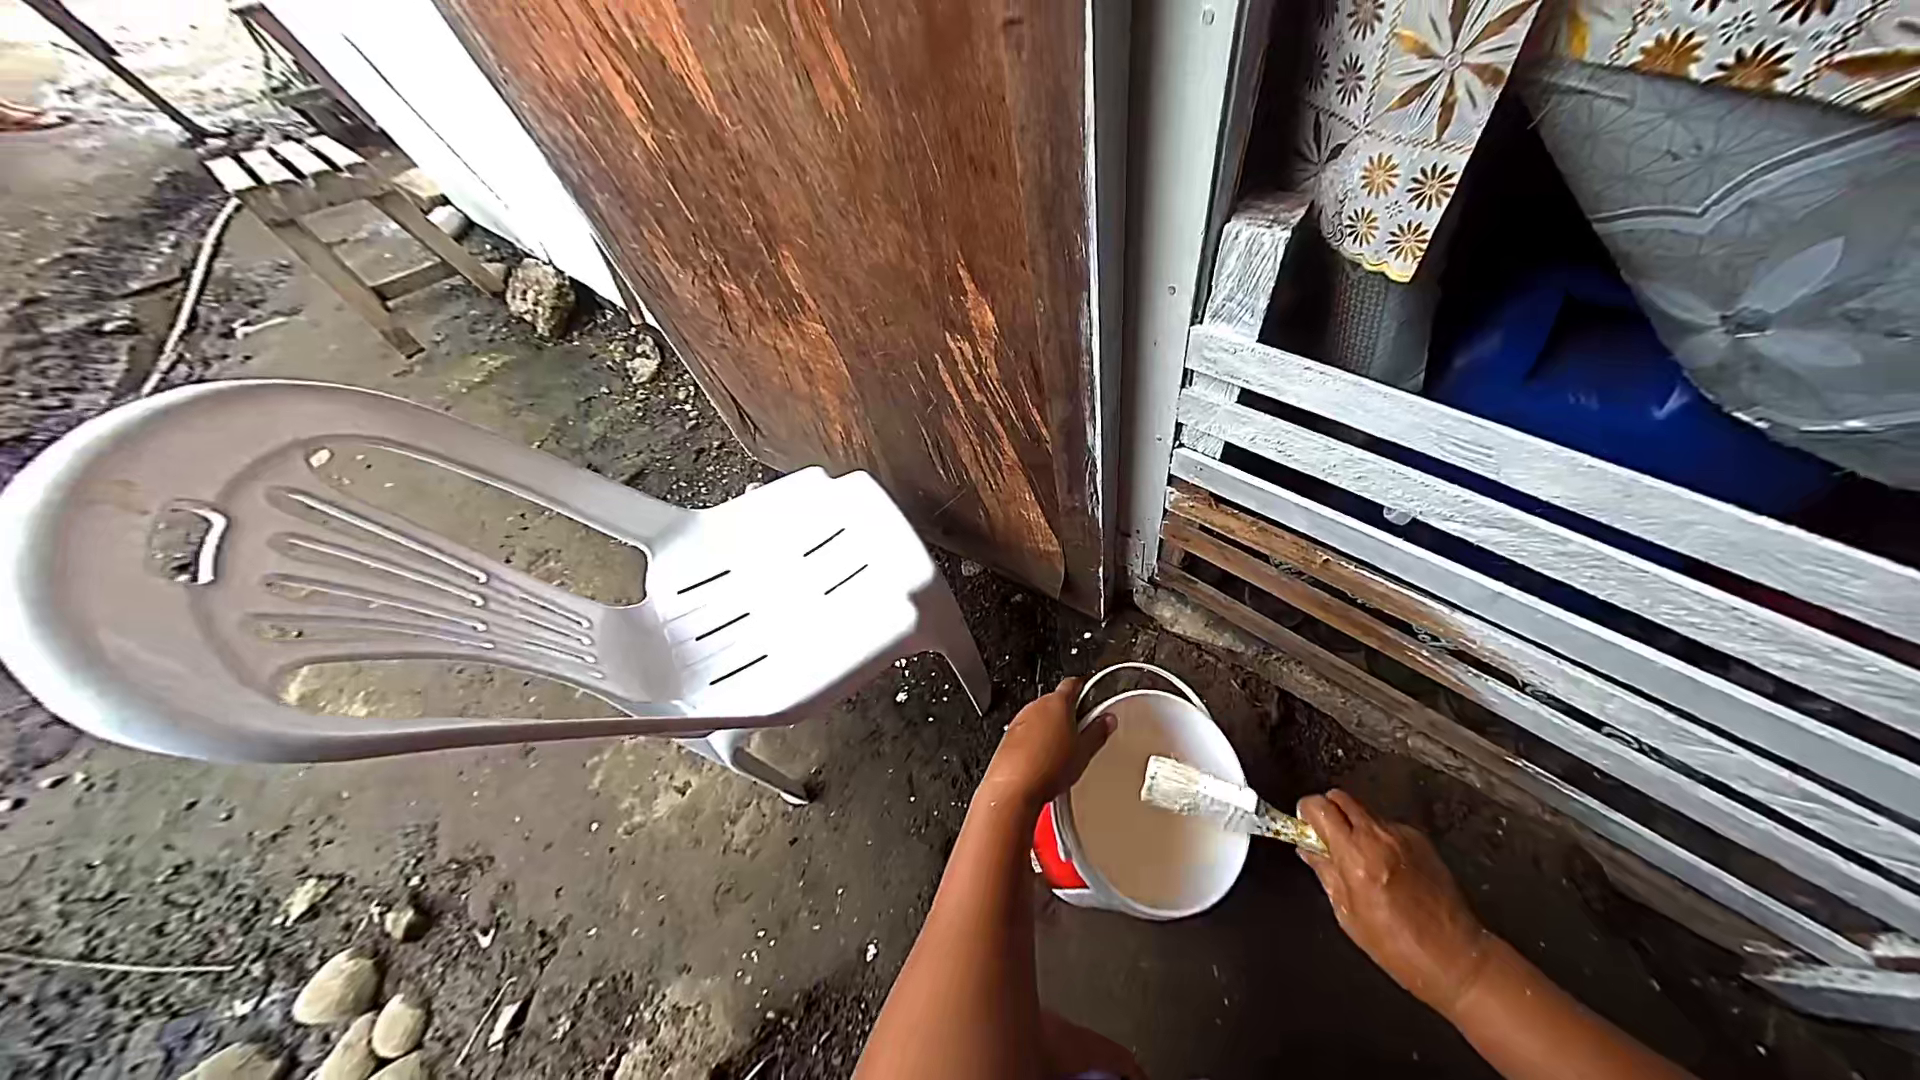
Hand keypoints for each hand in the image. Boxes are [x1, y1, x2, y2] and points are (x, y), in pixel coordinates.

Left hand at [976, 678, 1113, 812]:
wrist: (1013, 788)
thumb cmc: (1046, 768)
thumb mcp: (1083, 752)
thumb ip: (1098, 732)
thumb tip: (1107, 720)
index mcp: (1057, 703)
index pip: (1072, 684)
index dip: (1083, 686)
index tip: (1088, 690)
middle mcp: (1036, 706)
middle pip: (1056, 701)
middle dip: (1068, 713)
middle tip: (1081, 730)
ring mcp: (1020, 720)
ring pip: (1040, 717)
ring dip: (1050, 727)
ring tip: (1062, 751)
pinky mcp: (1009, 736)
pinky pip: (1026, 731)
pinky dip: (1035, 740)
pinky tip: (1043, 759)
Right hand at [1297, 790, 1493, 1017]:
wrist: (1457, 960)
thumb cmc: (1400, 947)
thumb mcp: (1347, 913)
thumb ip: (1325, 872)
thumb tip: (1308, 850)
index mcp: (1356, 857)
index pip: (1319, 806)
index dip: (1306, 812)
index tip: (1304, 826)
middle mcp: (1380, 839)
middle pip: (1340, 797)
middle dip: (1328, 811)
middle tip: (1326, 836)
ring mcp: (1403, 838)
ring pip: (1364, 810)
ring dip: (1353, 824)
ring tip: (1358, 856)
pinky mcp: (1422, 842)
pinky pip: (1388, 826)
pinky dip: (1378, 836)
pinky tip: (1385, 865)